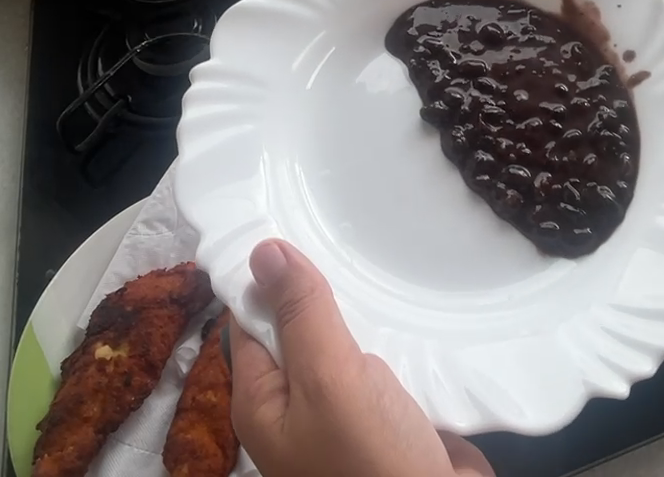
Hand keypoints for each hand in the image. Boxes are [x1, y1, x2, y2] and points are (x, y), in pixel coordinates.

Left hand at [230, 239, 494, 476]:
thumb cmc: (369, 457)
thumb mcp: (327, 379)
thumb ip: (300, 315)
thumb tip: (262, 247)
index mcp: (263, 397)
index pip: (252, 314)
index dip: (269, 267)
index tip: (291, 211)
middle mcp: (299, 400)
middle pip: (302, 321)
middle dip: (323, 279)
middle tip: (345, 217)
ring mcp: (346, 406)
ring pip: (347, 334)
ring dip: (364, 300)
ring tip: (379, 240)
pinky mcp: (389, 407)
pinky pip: (385, 352)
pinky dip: (396, 325)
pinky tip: (411, 291)